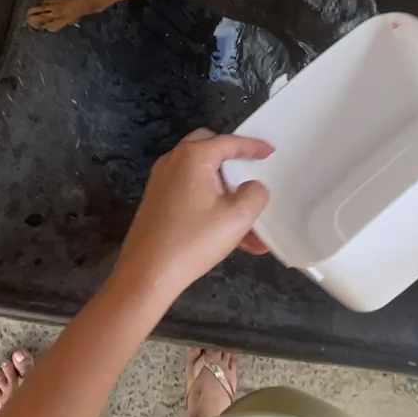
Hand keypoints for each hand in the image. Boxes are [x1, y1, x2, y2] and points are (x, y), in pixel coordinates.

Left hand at [110, 128, 272, 304]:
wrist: (147, 274)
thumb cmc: (193, 240)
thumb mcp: (237, 217)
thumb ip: (255, 194)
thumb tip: (252, 187)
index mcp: (194, 157)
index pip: (229, 142)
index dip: (253, 146)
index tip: (269, 151)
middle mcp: (174, 162)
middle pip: (208, 148)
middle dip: (231, 158)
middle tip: (249, 170)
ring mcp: (161, 182)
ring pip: (199, 174)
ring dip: (223, 189)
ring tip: (246, 219)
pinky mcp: (156, 202)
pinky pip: (189, 192)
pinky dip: (209, 202)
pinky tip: (226, 233)